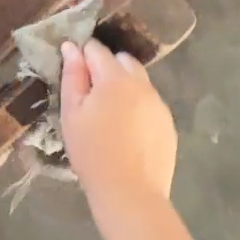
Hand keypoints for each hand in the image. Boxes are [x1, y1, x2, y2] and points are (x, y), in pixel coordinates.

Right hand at [60, 39, 177, 221]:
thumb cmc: (92, 151)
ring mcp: (159, 104)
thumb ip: (73, 76)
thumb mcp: (72, 113)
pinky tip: (126, 131)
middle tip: (90, 94)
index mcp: (115, 78)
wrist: (129, 191)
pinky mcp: (168, 123)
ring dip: (123, 87)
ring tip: (109, 115)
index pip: (97, 49)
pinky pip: (149, 103)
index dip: (82, 55)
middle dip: (106, 67)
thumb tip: (72, 47)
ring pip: (139, 82)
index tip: (73, 72)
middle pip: (123, 60)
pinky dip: (136, 106)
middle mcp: (142, 85)